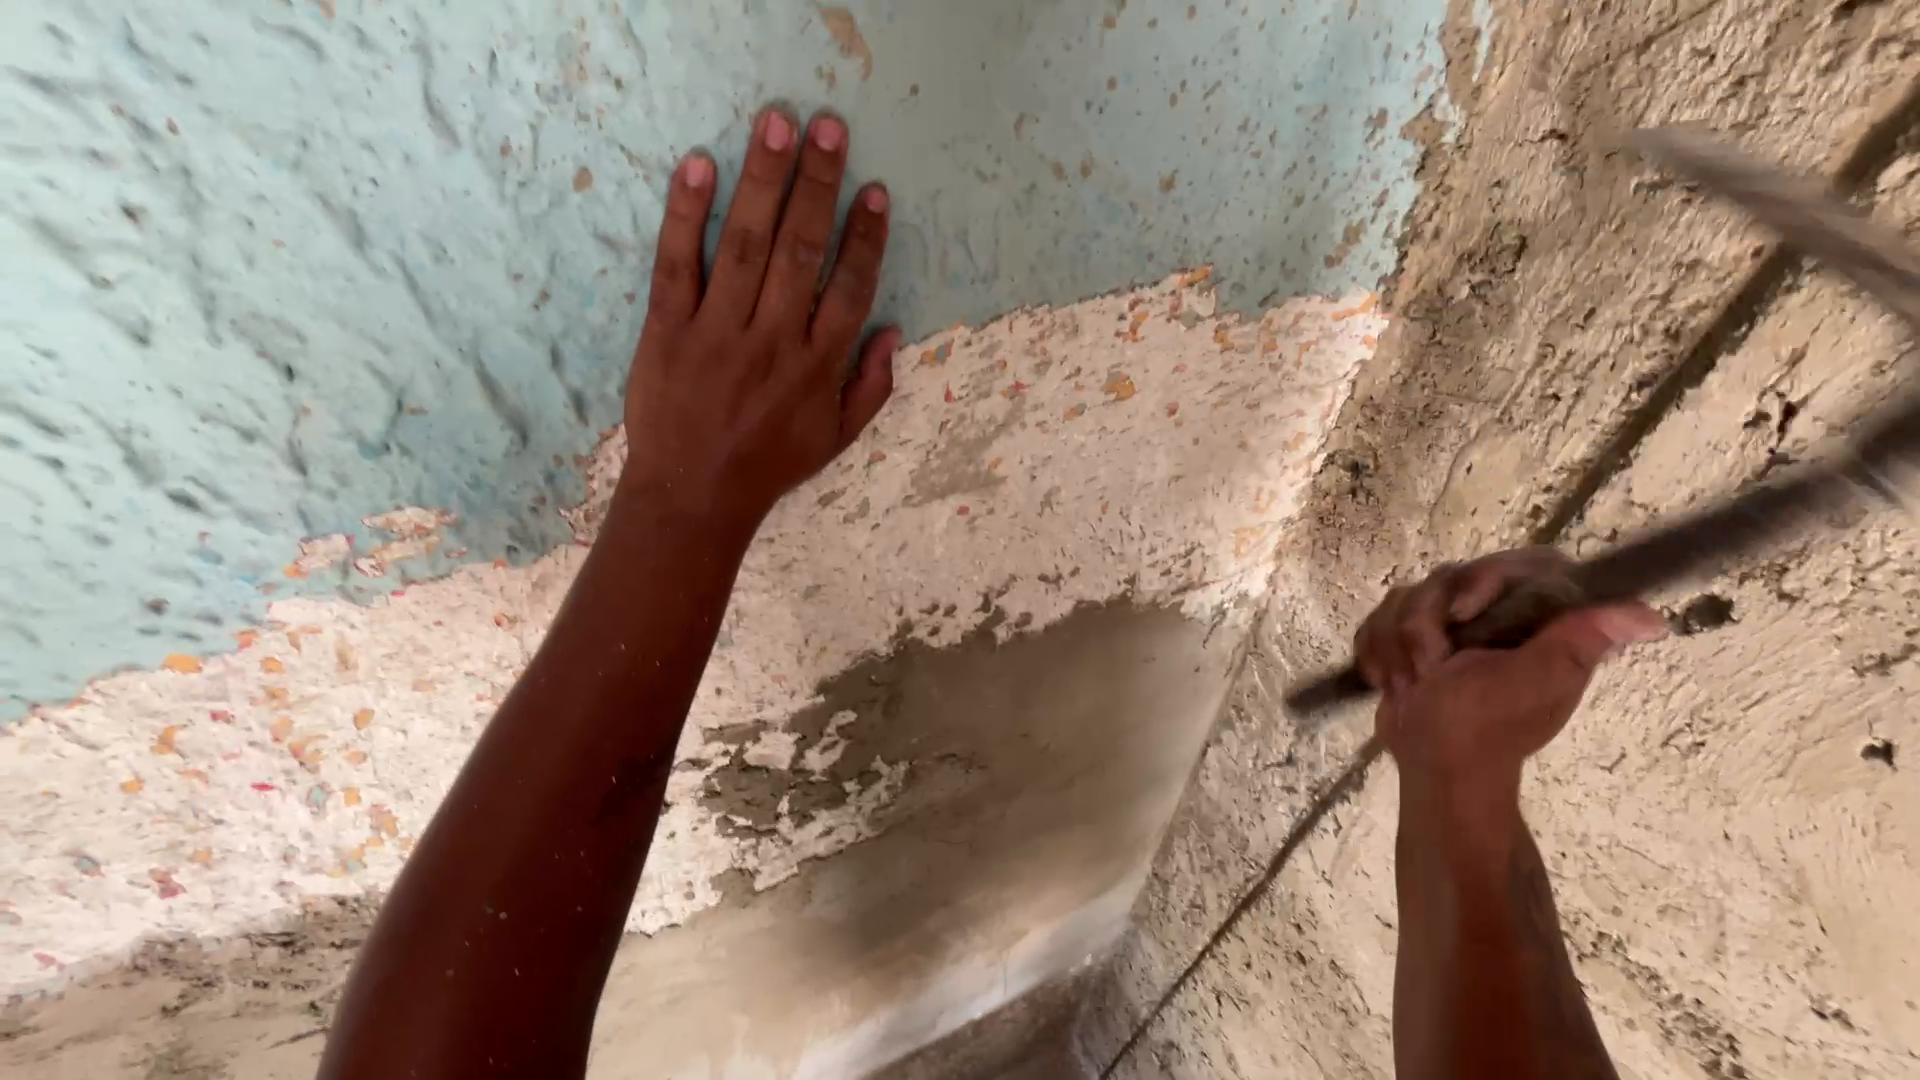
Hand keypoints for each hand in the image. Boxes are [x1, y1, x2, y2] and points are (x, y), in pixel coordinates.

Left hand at [617, 108, 900, 537]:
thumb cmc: (771, 463)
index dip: (865, 239)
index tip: (874, 192)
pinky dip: (686, 216)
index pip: (849, 290)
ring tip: (777, 124)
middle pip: (801, 252)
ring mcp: (718, 333)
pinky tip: (699, 167)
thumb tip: (893, 332)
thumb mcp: (837, 438)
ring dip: (763, 182)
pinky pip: (677, 266)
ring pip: (745, 247)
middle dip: (817, 186)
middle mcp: (773, 341)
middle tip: (828, 127)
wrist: (695, 494)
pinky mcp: (668, 330)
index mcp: (817, 368)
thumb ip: (871, 387)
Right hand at [1355, 550, 1666, 791]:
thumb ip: (1576, 641)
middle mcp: (1494, 619)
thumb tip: (1652, 619)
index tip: (1462, 613)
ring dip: (1396, 646)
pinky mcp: (1407, 643)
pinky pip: (1376, 622)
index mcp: (1535, 624)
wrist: (1430, 768)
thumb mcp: (1530, 682)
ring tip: (1410, 684)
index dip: (1482, 578)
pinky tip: (1388, 682)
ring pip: (1402, 598)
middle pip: (1444, 578)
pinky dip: (1375, 653)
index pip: (1516, 565)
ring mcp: (1446, 630)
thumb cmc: (1479, 727)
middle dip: (1421, 626)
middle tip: (1430, 668)